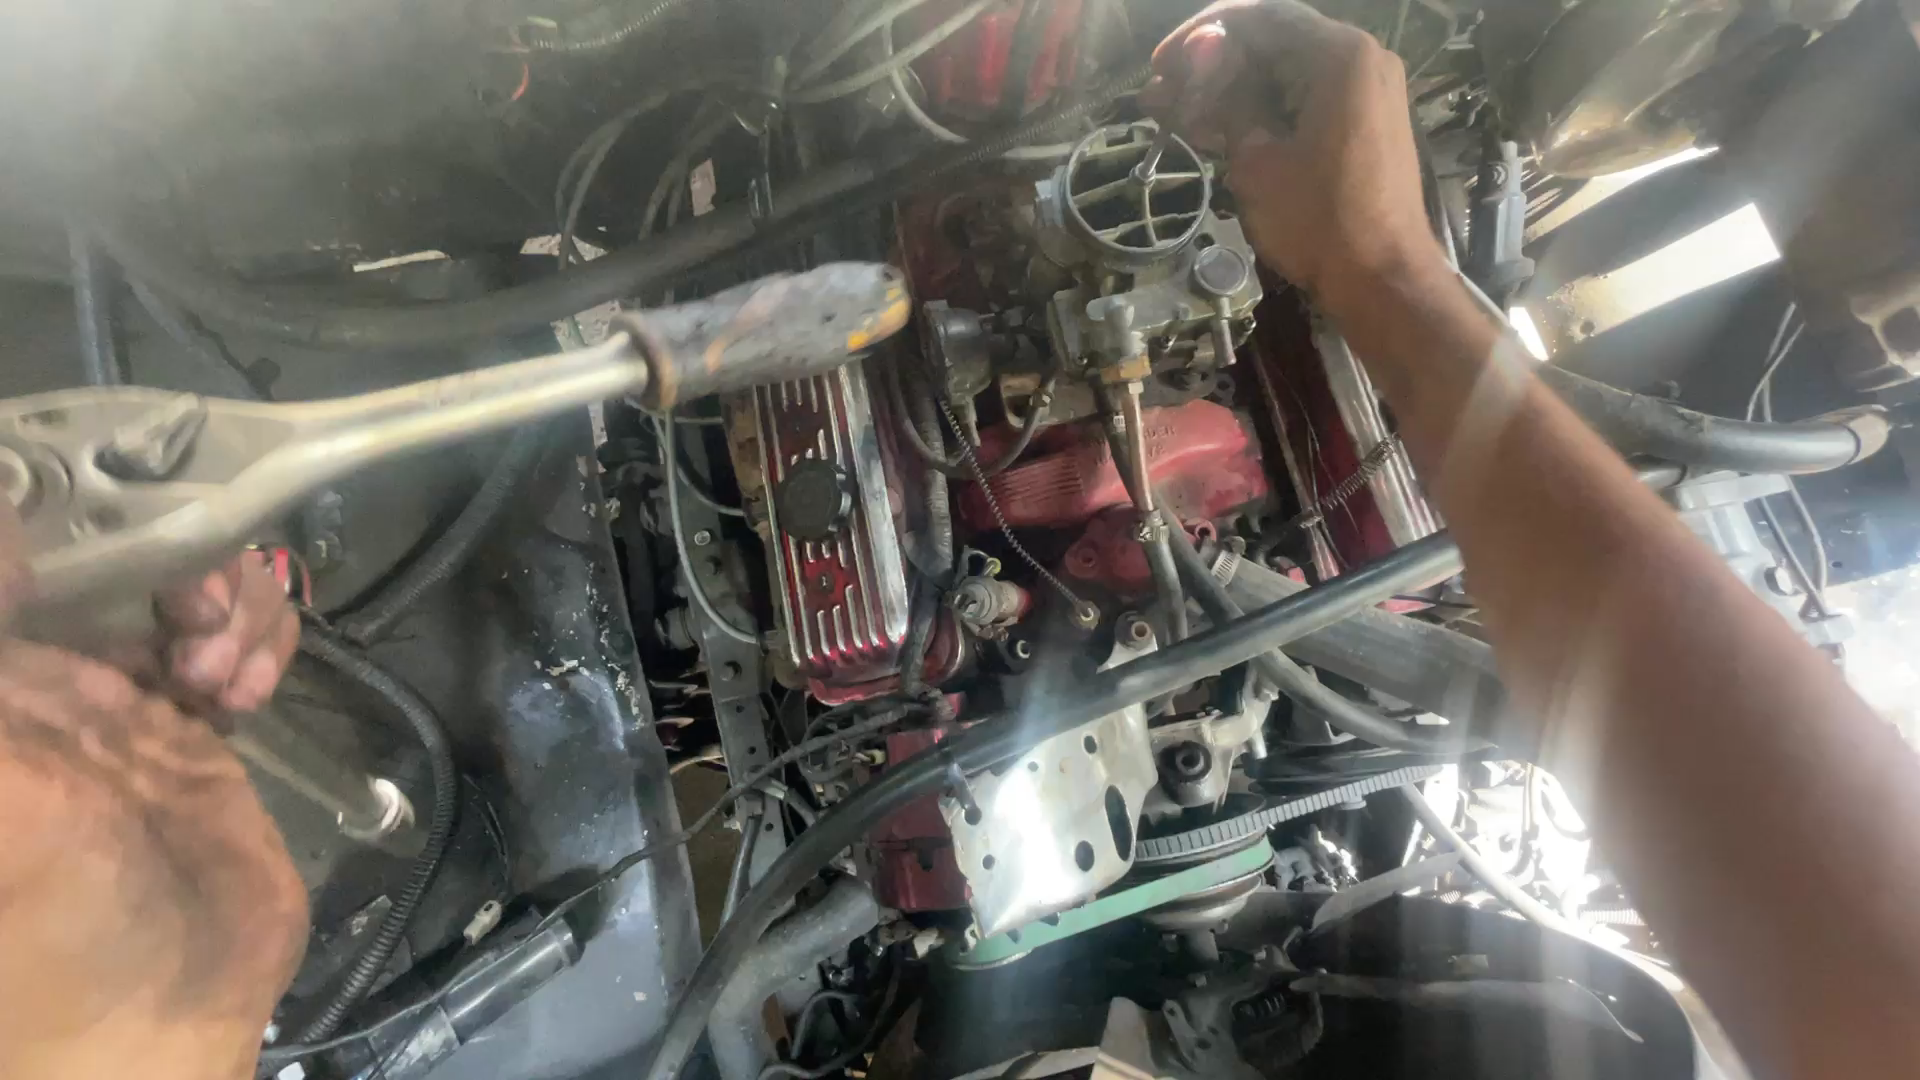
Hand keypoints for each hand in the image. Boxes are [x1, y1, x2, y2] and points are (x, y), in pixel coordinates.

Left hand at [0, 515, 305, 1079]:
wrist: (163, 1000)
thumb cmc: (55, 921)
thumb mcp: (9, 808)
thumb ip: (7, 694)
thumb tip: (13, 550)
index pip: (31, 574)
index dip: (87, 542)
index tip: (147, 546)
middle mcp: (52, 684)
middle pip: (126, 575)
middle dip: (184, 581)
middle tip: (205, 635)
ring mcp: (135, 702)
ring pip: (193, 604)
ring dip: (232, 619)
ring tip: (235, 683)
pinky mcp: (205, 725)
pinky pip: (241, 648)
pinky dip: (262, 649)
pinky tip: (255, 692)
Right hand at [1142, 0, 1441, 313]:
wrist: (1378, 277)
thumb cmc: (1317, 220)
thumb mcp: (1259, 163)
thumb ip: (1229, 103)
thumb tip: (1201, 60)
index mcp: (1337, 56)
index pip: (1259, 18)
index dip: (1202, 35)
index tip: (1160, 64)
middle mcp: (1357, 60)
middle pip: (1271, 46)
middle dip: (1211, 69)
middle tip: (1160, 97)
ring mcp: (1362, 94)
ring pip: (1282, 78)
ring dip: (1228, 96)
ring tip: (1174, 118)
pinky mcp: (1358, 127)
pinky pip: (1299, 106)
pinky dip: (1258, 115)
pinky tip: (1215, 133)